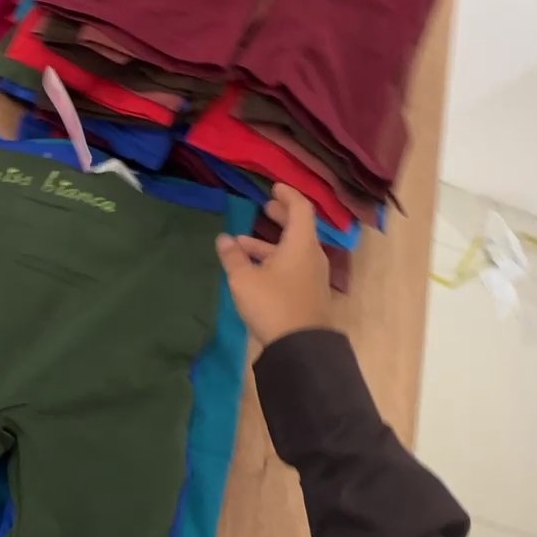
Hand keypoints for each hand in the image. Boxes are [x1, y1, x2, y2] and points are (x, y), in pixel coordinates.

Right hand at [215, 184, 333, 345]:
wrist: (301, 348)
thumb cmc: (273, 305)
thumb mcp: (244, 279)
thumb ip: (233, 256)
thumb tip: (223, 238)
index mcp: (300, 245)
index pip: (300, 209)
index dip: (287, 195)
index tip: (274, 188)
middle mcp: (311, 256)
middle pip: (298, 228)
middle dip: (280, 217)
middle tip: (266, 208)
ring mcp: (312, 276)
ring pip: (292, 250)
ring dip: (269, 244)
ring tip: (242, 243)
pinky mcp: (308, 293)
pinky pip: (292, 266)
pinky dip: (274, 260)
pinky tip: (253, 269)